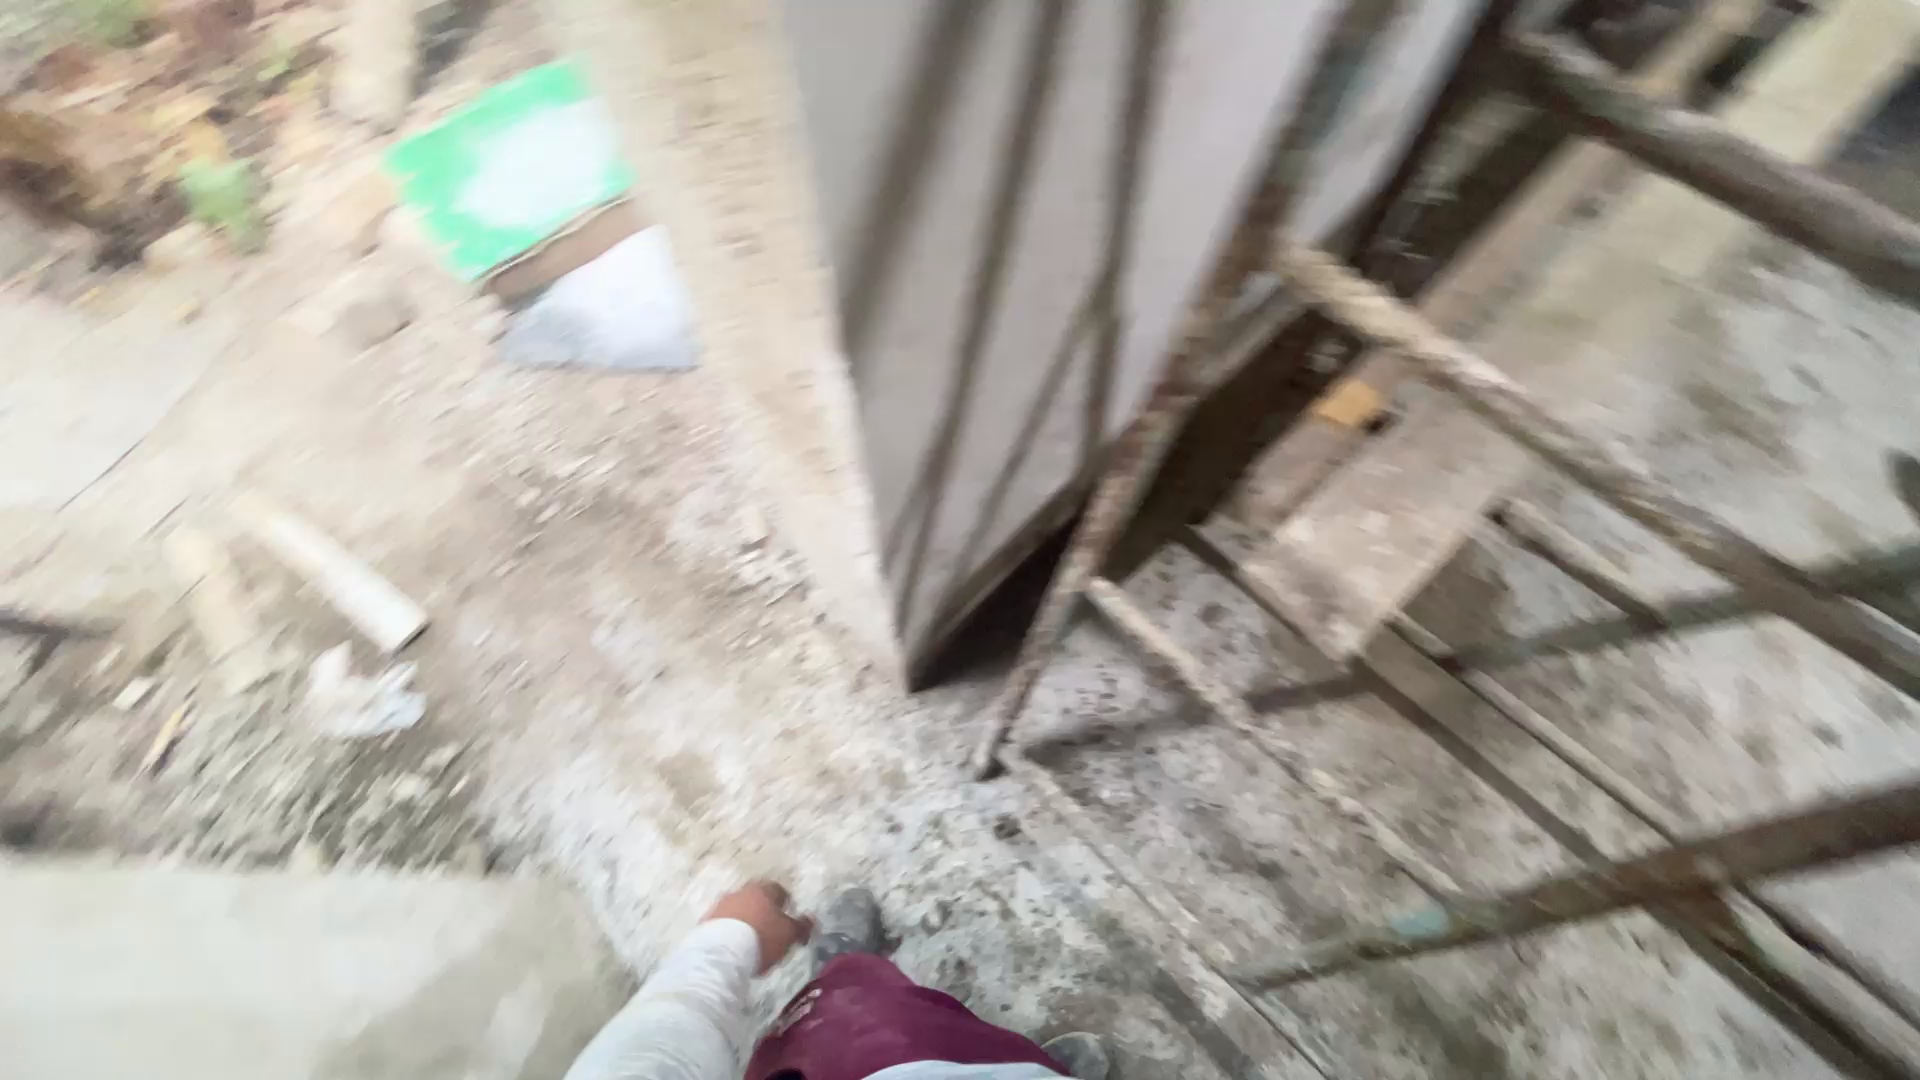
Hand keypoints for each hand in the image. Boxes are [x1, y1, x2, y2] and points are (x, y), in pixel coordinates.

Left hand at [705, 881, 813, 973]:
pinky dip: (728, 932)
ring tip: (748, 941)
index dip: (784, 903)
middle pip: (755, 898)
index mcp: (764, 889)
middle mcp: (741, 892)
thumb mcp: (789, 935)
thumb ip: (801, 926)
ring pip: (738, 910)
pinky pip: (722, 924)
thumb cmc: (761, 938)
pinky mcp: (705, 923)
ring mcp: (721, 906)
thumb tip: (810, 920)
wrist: (720, 954)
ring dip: (743, 921)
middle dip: (762, 911)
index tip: (787, 916)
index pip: (778, 890)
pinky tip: (732, 948)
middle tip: (768, 929)